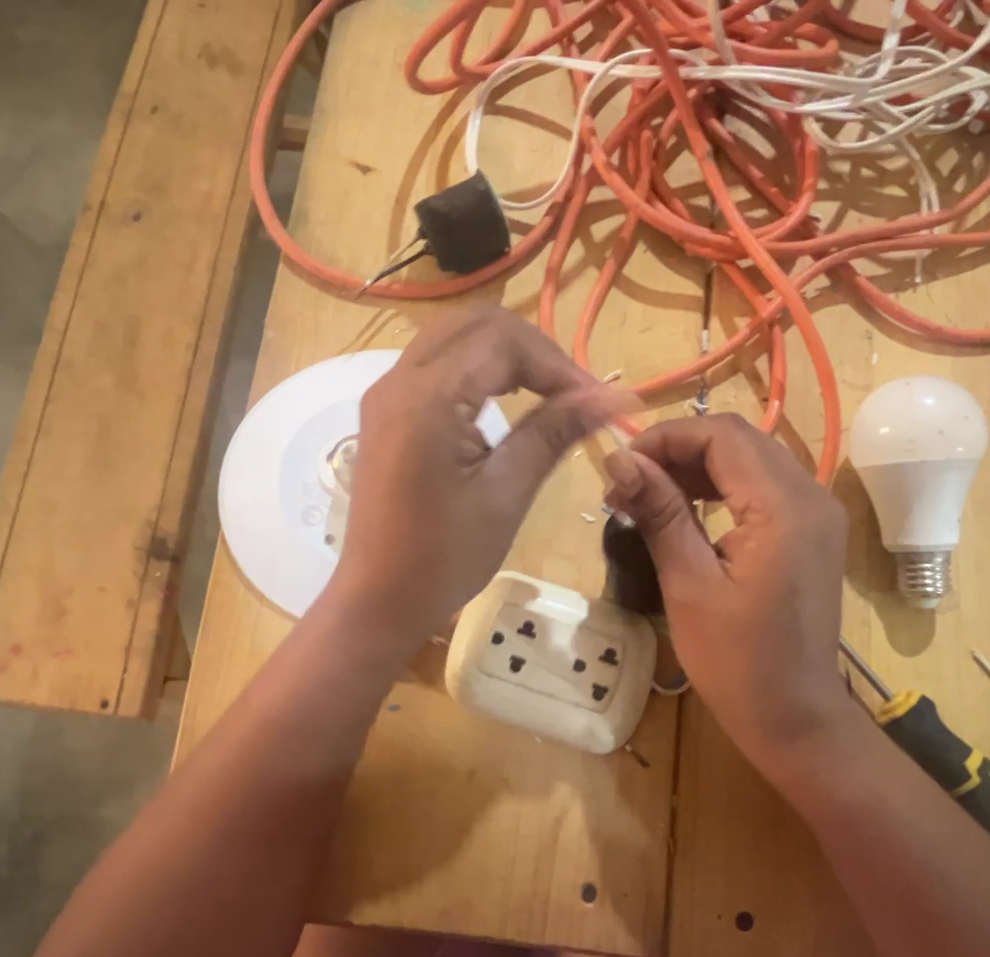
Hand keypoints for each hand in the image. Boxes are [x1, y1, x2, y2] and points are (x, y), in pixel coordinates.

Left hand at [328, 306, 633, 641]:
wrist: (378, 599)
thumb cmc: (444, 556)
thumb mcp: (507, 493)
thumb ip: (553, 431)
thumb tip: (611, 397)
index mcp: (427, 397)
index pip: (504, 341)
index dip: (558, 364)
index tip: (596, 402)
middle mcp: (398, 380)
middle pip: (478, 324)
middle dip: (533, 351)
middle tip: (572, 394)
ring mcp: (386, 394)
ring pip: (455, 338)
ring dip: (505, 356)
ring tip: (547, 396)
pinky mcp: (385, 412)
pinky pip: (437, 365)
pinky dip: (478, 371)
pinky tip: (504, 405)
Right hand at [604, 414, 855, 772]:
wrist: (794, 717)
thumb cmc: (737, 661)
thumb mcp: (689, 584)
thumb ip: (660, 512)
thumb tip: (619, 459)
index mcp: (785, 507)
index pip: (722, 435)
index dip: (665, 437)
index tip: (619, 466)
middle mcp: (812, 495)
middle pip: (738, 440)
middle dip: (677, 450)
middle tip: (626, 484)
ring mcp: (817, 513)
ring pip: (750, 459)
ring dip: (696, 467)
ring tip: (645, 497)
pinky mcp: (811, 531)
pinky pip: (763, 486)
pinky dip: (721, 487)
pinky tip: (684, 509)